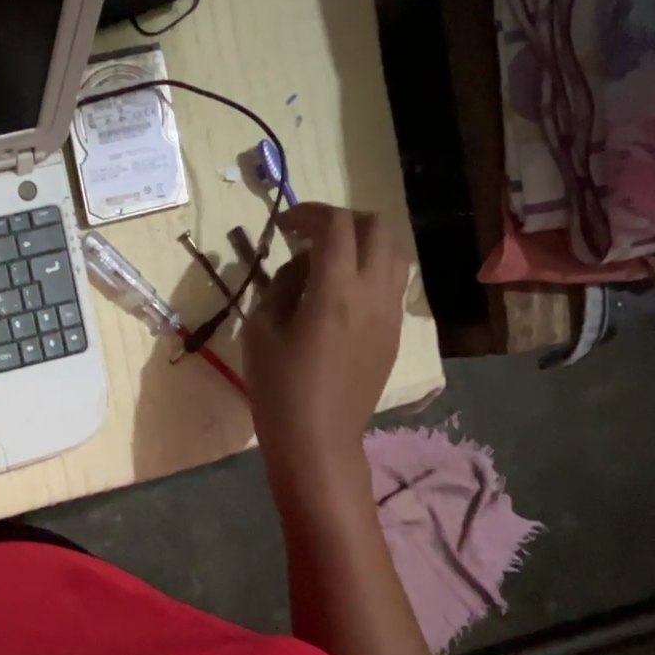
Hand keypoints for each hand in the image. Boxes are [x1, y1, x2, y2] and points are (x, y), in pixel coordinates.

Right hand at [243, 203, 409, 491]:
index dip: (308, 214)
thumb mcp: (260, 333)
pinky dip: (369, 272)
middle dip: (342, 221)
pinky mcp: (394, 332)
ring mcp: (390, 312)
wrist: (317, 439)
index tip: (284, 225)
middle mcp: (373, 292)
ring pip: (393, 253)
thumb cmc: (278, 389)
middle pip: (376, 227)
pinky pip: (391, 284)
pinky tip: (340, 296)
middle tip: (310, 237)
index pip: (334, 225)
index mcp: (335, 290)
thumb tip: (296, 269)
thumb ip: (279, 289)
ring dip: (362, 244)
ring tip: (329, 263)